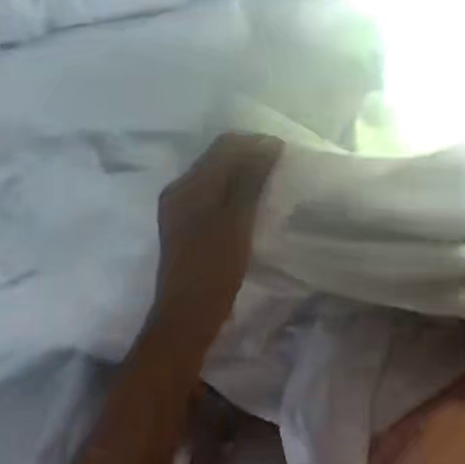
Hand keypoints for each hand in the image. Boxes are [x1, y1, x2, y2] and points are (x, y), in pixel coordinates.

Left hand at [148, 133, 282, 341]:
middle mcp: (180, 190)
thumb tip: (267, 144)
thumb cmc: (212, 270)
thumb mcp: (236, 222)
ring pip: (216, 175)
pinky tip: (253, 200)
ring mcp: (180, 208)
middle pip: (218, 158)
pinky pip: (213, 193)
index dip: (255, 143)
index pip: (224, 146)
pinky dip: (234, 190)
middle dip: (249, 155)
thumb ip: (249, 180)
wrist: (185, 320)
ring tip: (272, 180)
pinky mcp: (186, 225)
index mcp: (188, 186)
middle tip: (281, 164)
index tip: (284, 152)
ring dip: (243, 172)